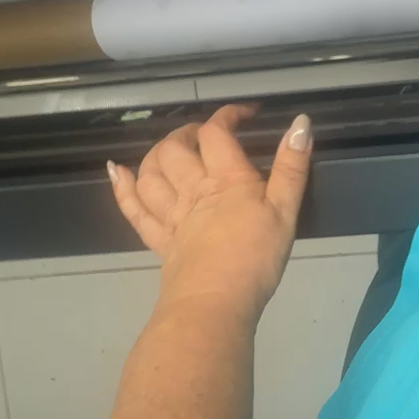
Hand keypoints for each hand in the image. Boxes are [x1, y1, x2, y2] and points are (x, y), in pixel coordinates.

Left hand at [107, 104, 312, 326]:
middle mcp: (192, 189)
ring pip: (151, 172)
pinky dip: (122, 186)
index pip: (218, 133)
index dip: (229, 115)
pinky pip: (133, 208)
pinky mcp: (159, 240)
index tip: (247, 113)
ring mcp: (171, 215)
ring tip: (172, 148)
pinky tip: (117, 171)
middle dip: (189, 132)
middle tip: (207, 133)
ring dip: (157, 152)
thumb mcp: (286, 209)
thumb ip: (293, 165)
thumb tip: (301, 122)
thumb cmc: (255, 257)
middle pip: (177, 148)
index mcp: (226, 179)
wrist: (214, 305)